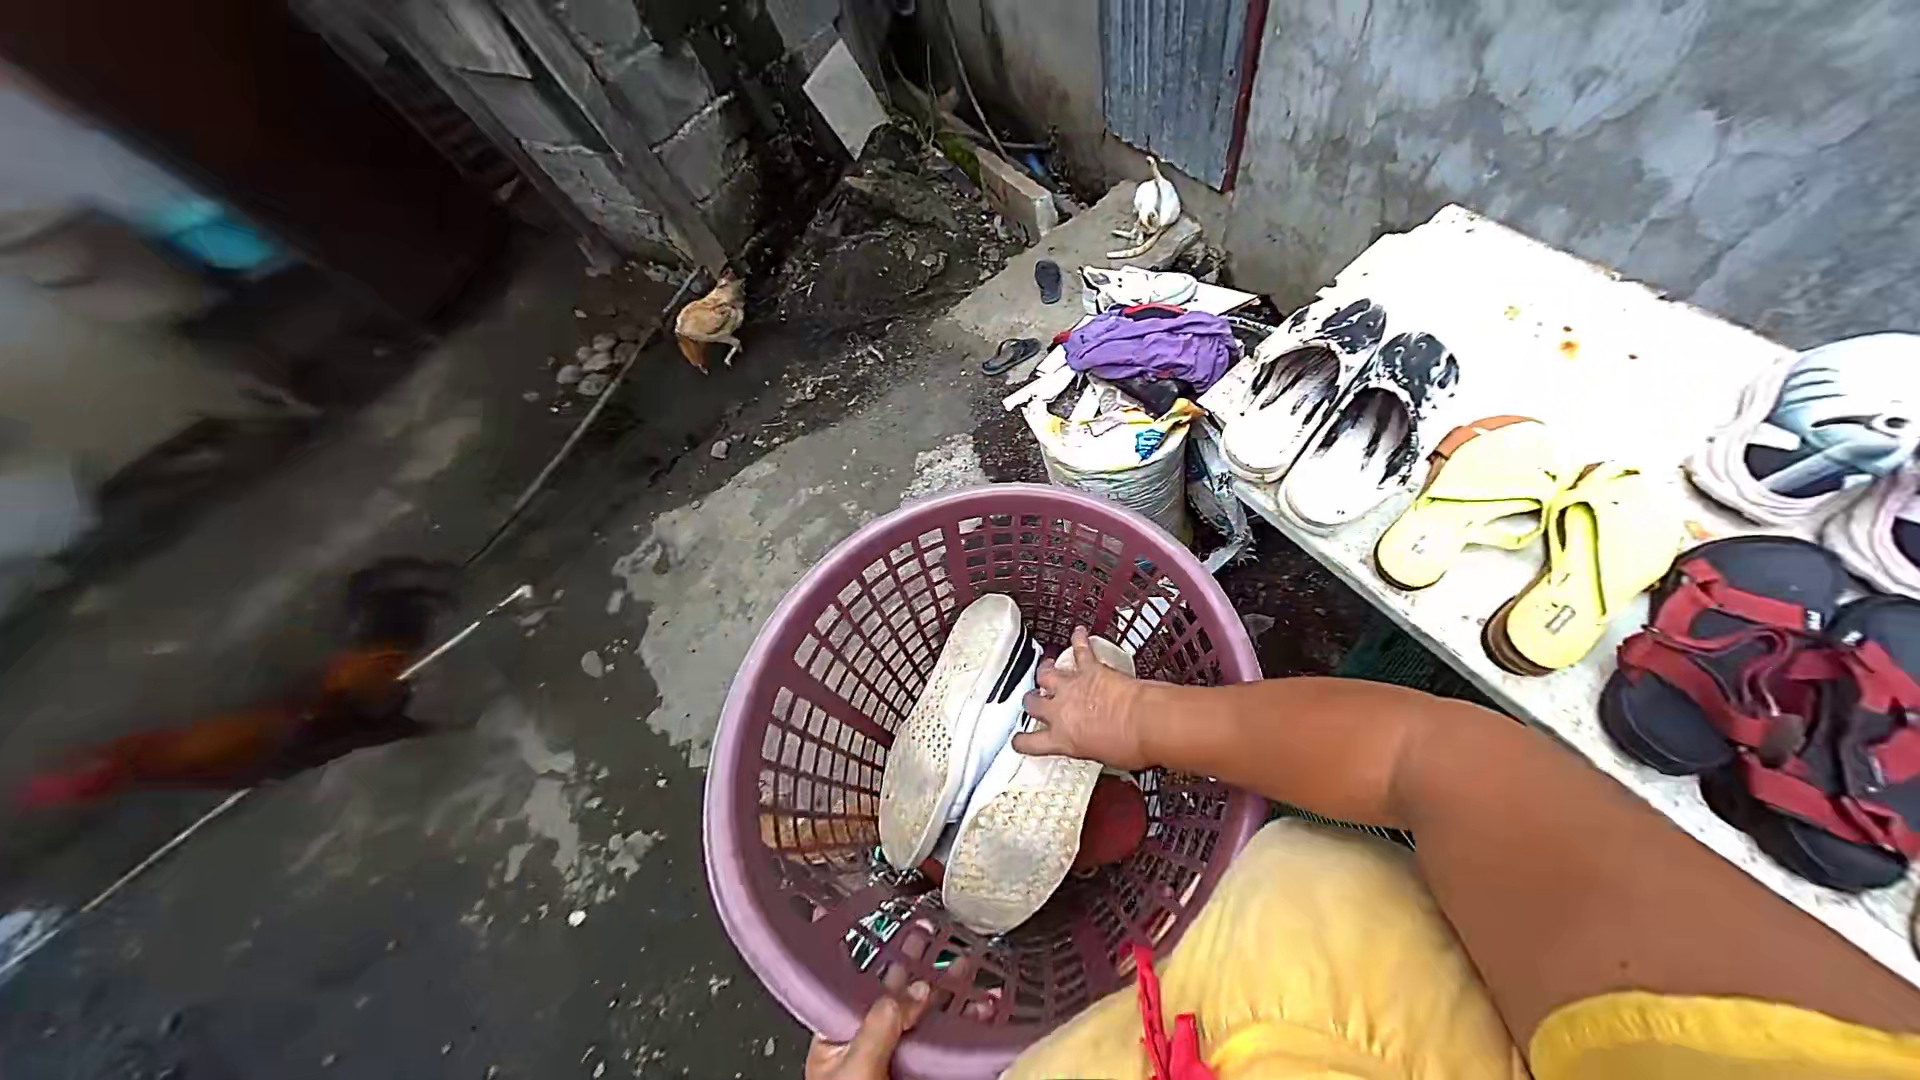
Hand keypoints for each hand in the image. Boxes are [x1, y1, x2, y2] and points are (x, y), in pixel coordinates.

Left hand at [803, 920, 991, 1079]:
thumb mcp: (852, 1074)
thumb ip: (878, 1027)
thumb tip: (908, 992)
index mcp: (837, 1037)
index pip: (857, 978)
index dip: (879, 949)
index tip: (899, 920)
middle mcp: (869, 1042)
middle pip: (899, 991)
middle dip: (923, 961)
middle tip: (942, 932)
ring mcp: (900, 1059)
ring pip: (928, 1014)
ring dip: (952, 988)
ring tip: (973, 964)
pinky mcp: (927, 1072)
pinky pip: (949, 1041)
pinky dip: (969, 1022)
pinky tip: (987, 1006)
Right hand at [1015, 627, 1151, 769]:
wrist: (1145, 722)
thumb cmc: (1131, 745)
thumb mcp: (1104, 758)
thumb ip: (1091, 746)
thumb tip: (1099, 744)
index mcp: (1062, 738)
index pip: (1031, 742)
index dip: (1022, 741)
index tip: (1020, 740)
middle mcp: (1060, 711)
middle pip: (1032, 703)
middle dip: (1031, 701)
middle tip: (1034, 701)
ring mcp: (1072, 687)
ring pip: (1046, 674)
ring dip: (1045, 672)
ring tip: (1046, 669)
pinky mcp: (1090, 669)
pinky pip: (1080, 650)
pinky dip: (1079, 640)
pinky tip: (1078, 633)